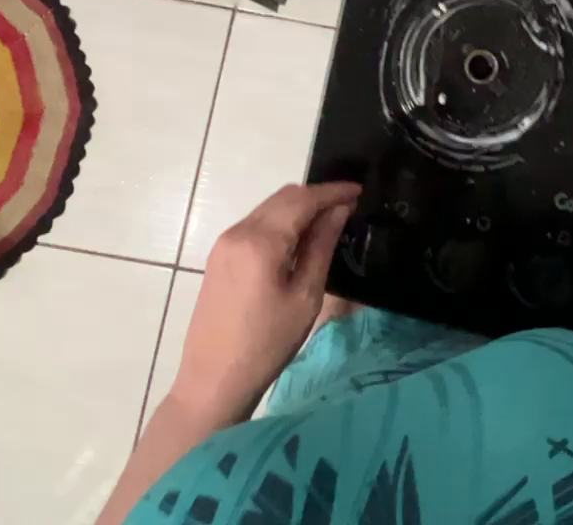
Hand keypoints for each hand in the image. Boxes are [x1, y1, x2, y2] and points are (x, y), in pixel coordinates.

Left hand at [168, 182, 360, 425]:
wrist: (212, 381)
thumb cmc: (266, 344)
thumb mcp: (305, 297)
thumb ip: (322, 247)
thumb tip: (339, 211)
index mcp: (260, 241)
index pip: (303, 200)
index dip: (333, 191)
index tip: (359, 191)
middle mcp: (238, 232)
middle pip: (283, 197)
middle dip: (317, 196)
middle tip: (348, 206)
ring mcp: (225, 243)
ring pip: (269, 208)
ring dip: (299, 208)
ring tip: (329, 222)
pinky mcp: (220, 256)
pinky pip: (256, 223)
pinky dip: (281, 222)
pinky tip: (299, 239)